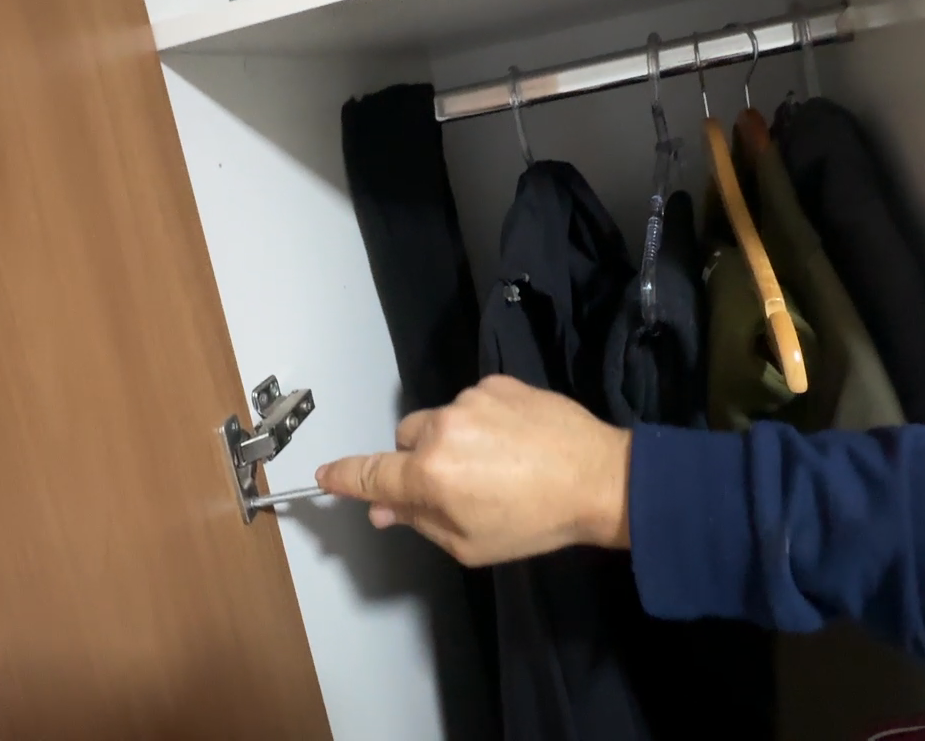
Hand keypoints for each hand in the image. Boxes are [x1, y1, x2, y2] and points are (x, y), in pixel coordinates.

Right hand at [316, 374, 631, 566]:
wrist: (598, 476)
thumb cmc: (534, 521)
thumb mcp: (470, 542)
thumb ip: (419, 520)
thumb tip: (382, 507)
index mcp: (432, 473)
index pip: (373, 472)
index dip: (346, 475)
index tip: (326, 474)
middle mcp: (443, 427)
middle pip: (406, 439)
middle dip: (418, 459)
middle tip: (455, 482)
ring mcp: (471, 399)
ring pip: (441, 419)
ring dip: (453, 438)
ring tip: (498, 460)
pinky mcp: (497, 382)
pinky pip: (472, 402)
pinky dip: (481, 419)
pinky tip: (513, 438)